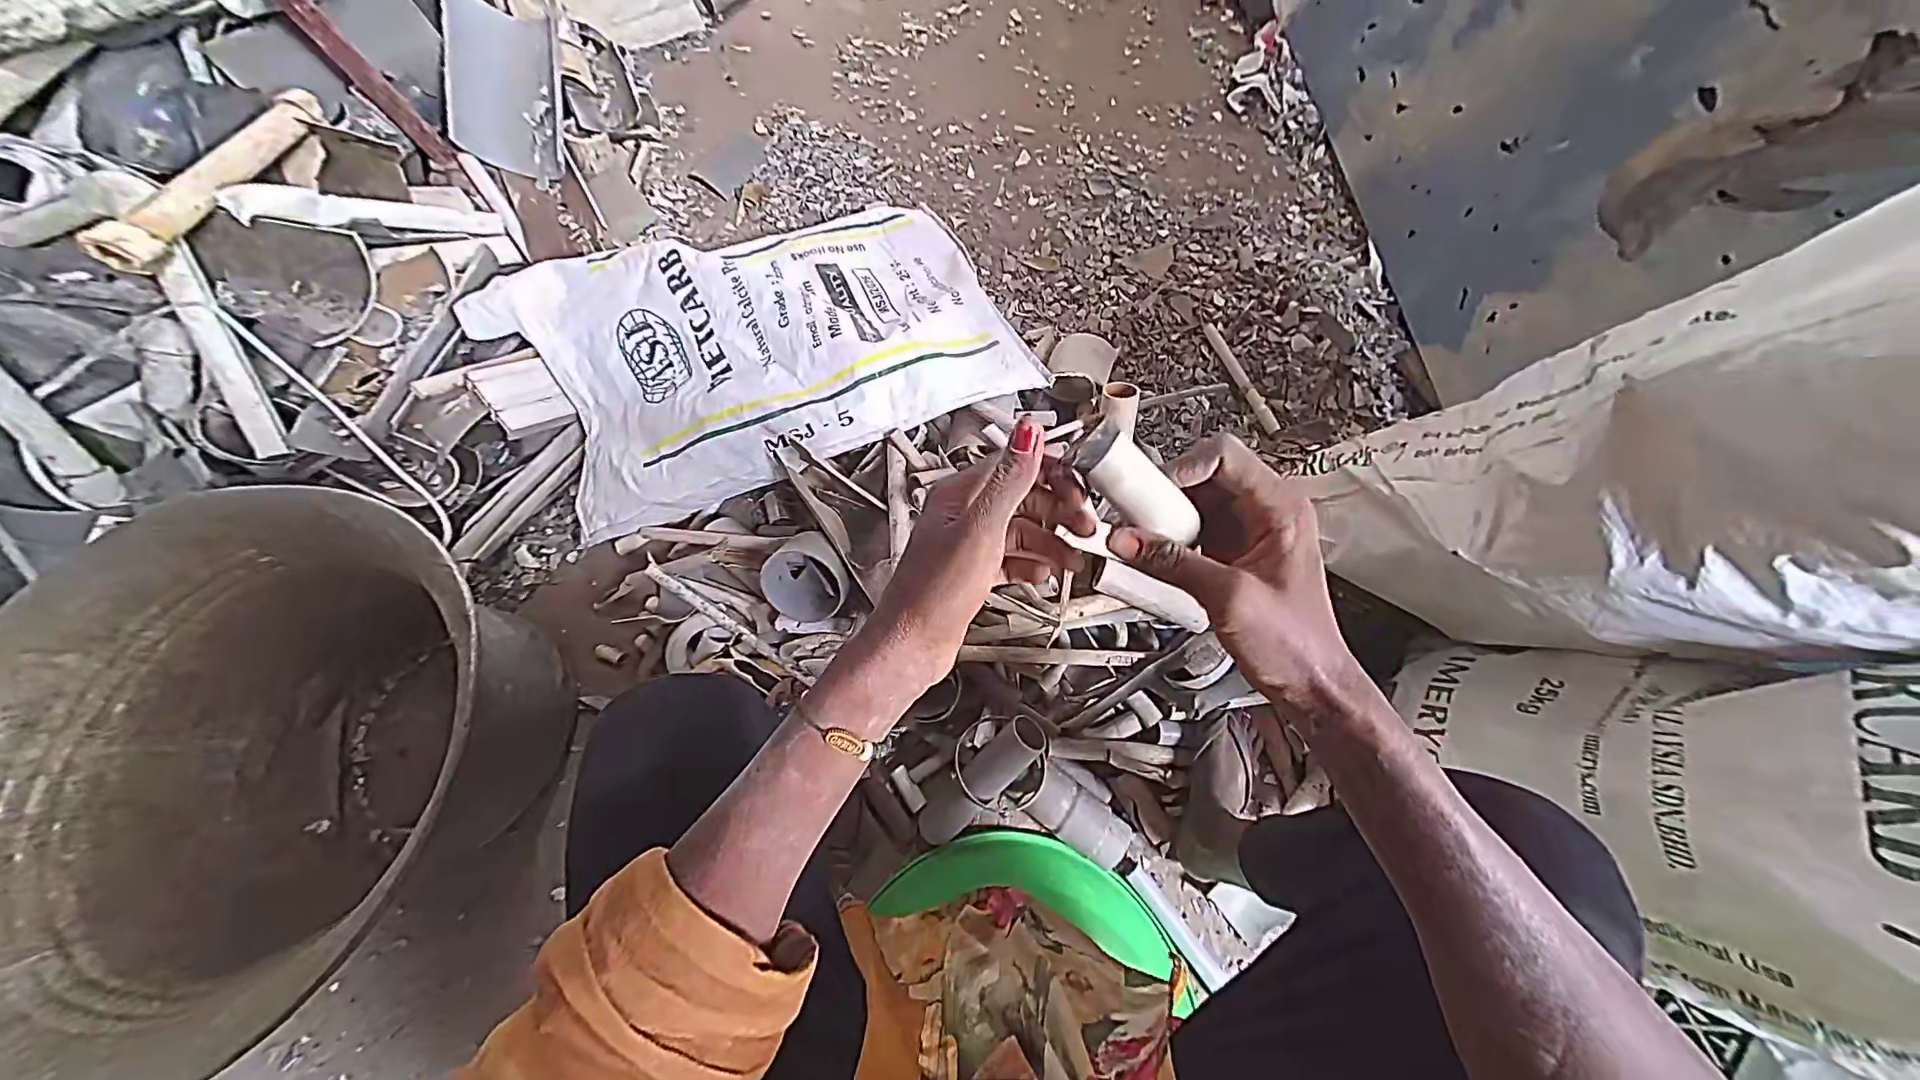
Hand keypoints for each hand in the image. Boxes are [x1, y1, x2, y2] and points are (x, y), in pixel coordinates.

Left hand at [849, 416, 1096, 704]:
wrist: (913, 645)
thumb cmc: (933, 593)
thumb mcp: (981, 530)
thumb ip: (1009, 480)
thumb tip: (1027, 432)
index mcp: (960, 495)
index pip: (1015, 465)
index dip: (1053, 474)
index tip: (1080, 490)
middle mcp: (963, 515)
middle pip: (1023, 498)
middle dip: (1058, 511)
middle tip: (1084, 528)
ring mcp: (969, 544)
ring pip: (1021, 530)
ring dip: (1051, 541)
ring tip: (1072, 557)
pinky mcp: (974, 571)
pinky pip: (1013, 558)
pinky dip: (1032, 563)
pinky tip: (1043, 573)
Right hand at [1107, 433, 1367, 736]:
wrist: (1309, 686)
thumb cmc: (1298, 645)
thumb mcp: (1229, 598)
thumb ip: (1173, 564)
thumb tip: (1129, 540)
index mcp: (1282, 508)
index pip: (1225, 456)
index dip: (1182, 466)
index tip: (1148, 489)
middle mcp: (1262, 514)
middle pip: (1199, 478)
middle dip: (1161, 495)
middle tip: (1132, 514)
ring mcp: (1241, 535)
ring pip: (1187, 506)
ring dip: (1158, 519)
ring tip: (1136, 538)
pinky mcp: (1224, 556)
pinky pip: (1184, 534)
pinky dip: (1162, 542)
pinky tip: (1149, 558)